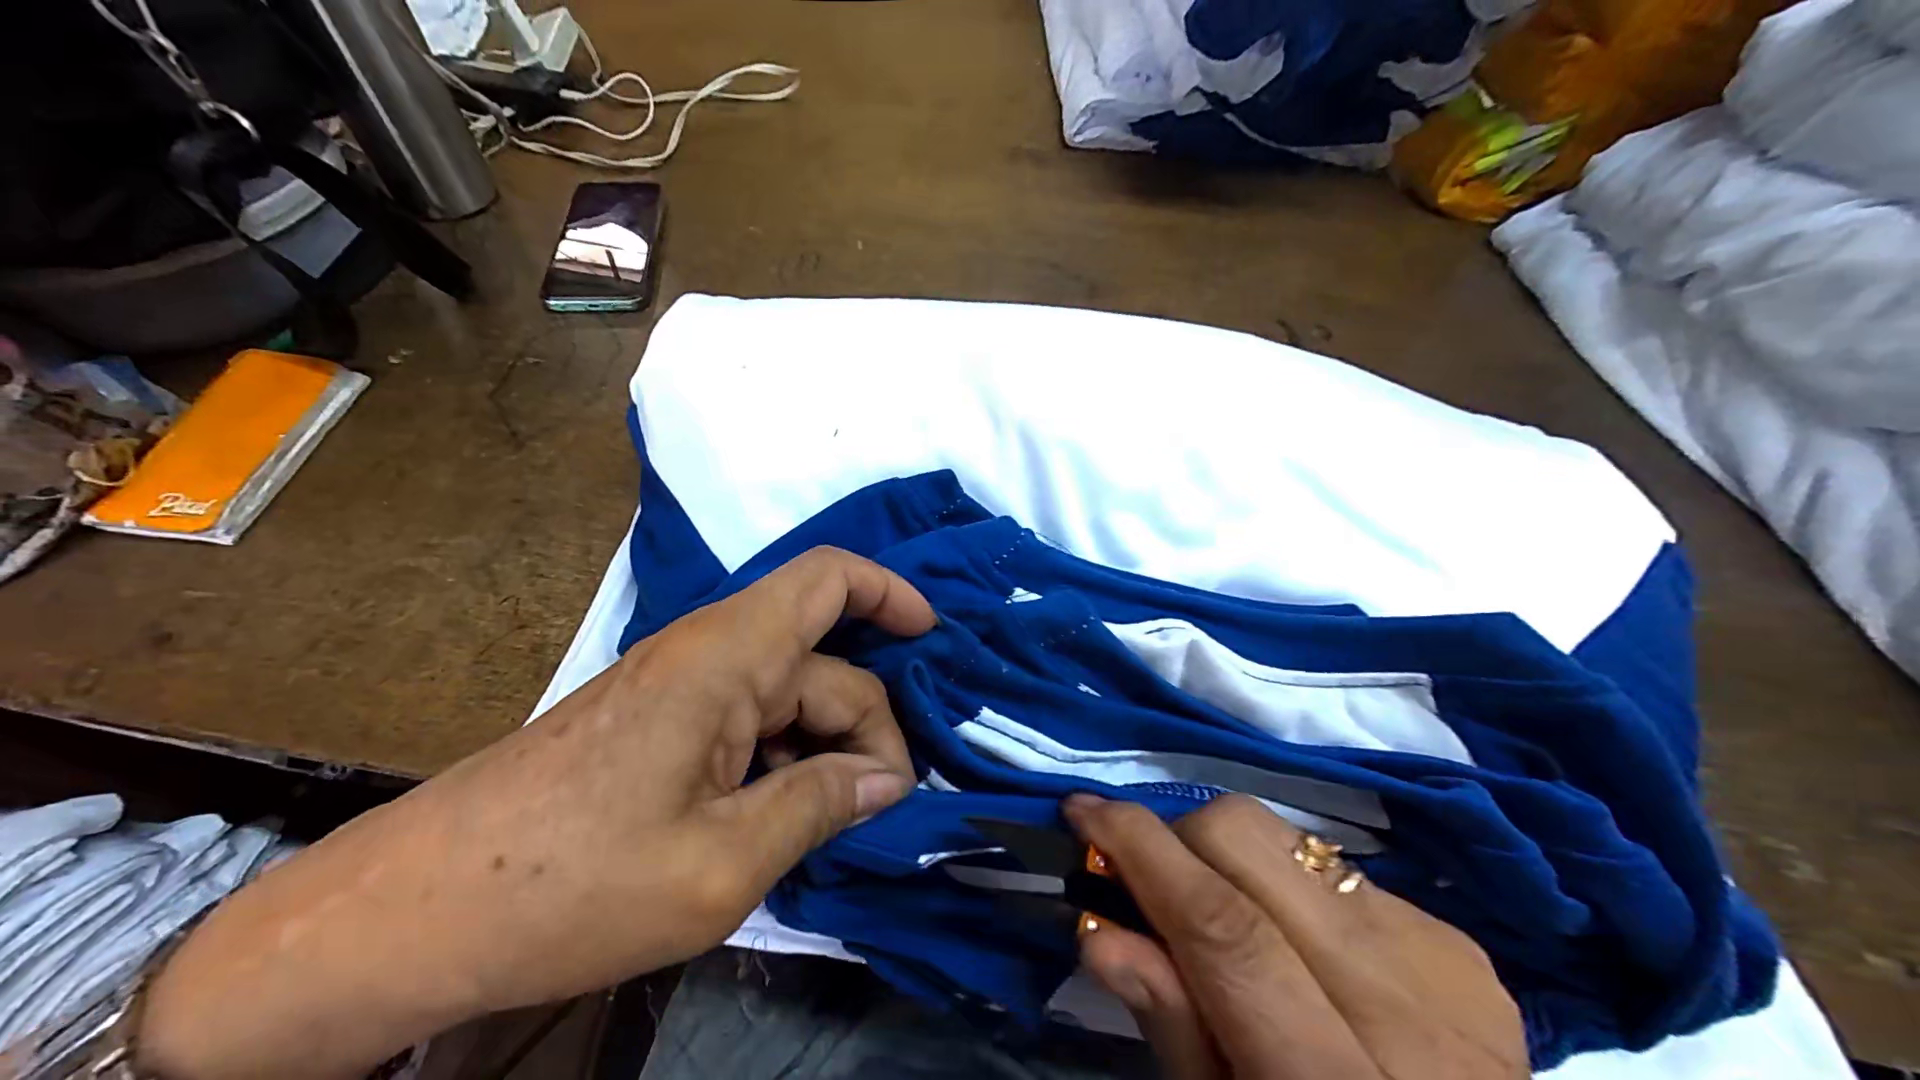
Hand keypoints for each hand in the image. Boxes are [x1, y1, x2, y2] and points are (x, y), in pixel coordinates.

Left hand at [141, 548, 934, 1079]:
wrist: (415, 912)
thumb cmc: (570, 885)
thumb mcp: (719, 864)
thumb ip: (817, 807)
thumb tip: (888, 780)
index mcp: (726, 659)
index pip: (827, 581)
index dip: (890, 593)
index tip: (934, 641)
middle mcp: (709, 656)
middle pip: (823, 665)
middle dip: (869, 729)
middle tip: (884, 808)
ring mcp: (684, 692)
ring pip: (790, 701)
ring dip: (827, 752)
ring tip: (839, 826)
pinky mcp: (665, 727)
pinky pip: (752, 726)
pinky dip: (786, 763)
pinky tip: (790, 822)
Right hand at [1064, 794, 1527, 1079]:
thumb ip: (1173, 1026)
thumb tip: (1098, 927)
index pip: (1227, 930)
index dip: (1143, 854)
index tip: (1082, 810)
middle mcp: (1410, 1009)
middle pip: (1256, 846)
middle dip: (1177, 838)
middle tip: (1149, 880)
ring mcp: (1446, 964)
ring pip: (1291, 837)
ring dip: (1230, 858)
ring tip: (1221, 910)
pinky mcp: (1460, 945)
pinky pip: (1336, 870)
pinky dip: (1286, 886)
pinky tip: (1296, 943)